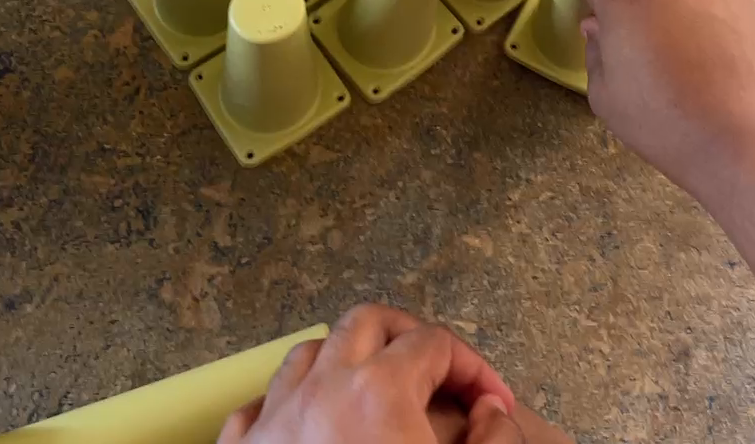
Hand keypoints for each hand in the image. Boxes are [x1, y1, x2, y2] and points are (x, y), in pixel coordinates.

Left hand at [219, 304, 520, 443]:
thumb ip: (494, 441)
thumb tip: (489, 410)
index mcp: (380, 393)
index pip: (437, 344)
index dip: (474, 366)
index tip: (492, 402)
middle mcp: (323, 391)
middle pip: (369, 322)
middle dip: (410, 336)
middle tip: (438, 372)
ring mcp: (273, 423)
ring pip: (311, 352)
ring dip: (348, 359)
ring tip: (376, 391)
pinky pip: (260, 406)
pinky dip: (289, 402)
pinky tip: (309, 427)